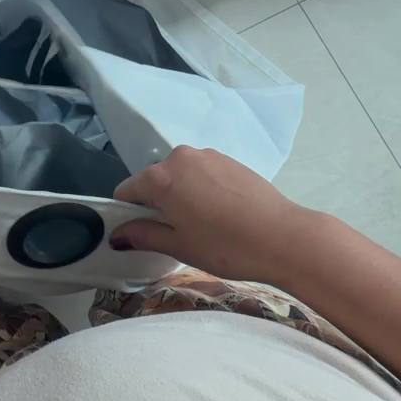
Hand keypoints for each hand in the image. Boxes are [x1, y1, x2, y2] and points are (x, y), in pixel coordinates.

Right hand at [108, 145, 316, 283]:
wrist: (284, 236)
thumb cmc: (225, 246)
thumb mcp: (179, 246)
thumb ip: (142, 235)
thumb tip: (116, 235)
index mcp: (160, 177)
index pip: (127, 190)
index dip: (128, 213)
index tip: (142, 234)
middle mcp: (178, 156)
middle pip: (154, 180)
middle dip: (157, 203)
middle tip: (178, 233)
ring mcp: (206, 154)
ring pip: (180, 175)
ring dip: (181, 195)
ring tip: (204, 224)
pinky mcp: (228, 158)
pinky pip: (202, 172)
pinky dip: (202, 189)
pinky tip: (222, 212)